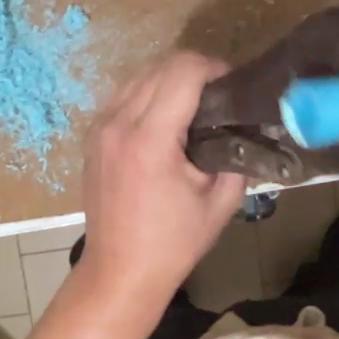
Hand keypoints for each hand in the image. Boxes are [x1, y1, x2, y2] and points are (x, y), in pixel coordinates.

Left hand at [75, 53, 244, 306]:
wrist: (120, 271)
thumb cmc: (173, 243)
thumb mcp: (219, 203)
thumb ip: (237, 156)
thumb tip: (246, 127)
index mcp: (150, 139)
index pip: (183, 71)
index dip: (214, 69)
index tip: (232, 88)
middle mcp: (118, 124)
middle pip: (159, 67)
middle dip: (194, 73)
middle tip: (218, 99)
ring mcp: (99, 130)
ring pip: (137, 76)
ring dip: (168, 81)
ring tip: (192, 109)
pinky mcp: (92, 139)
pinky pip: (121, 97)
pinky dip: (146, 96)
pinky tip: (163, 123)